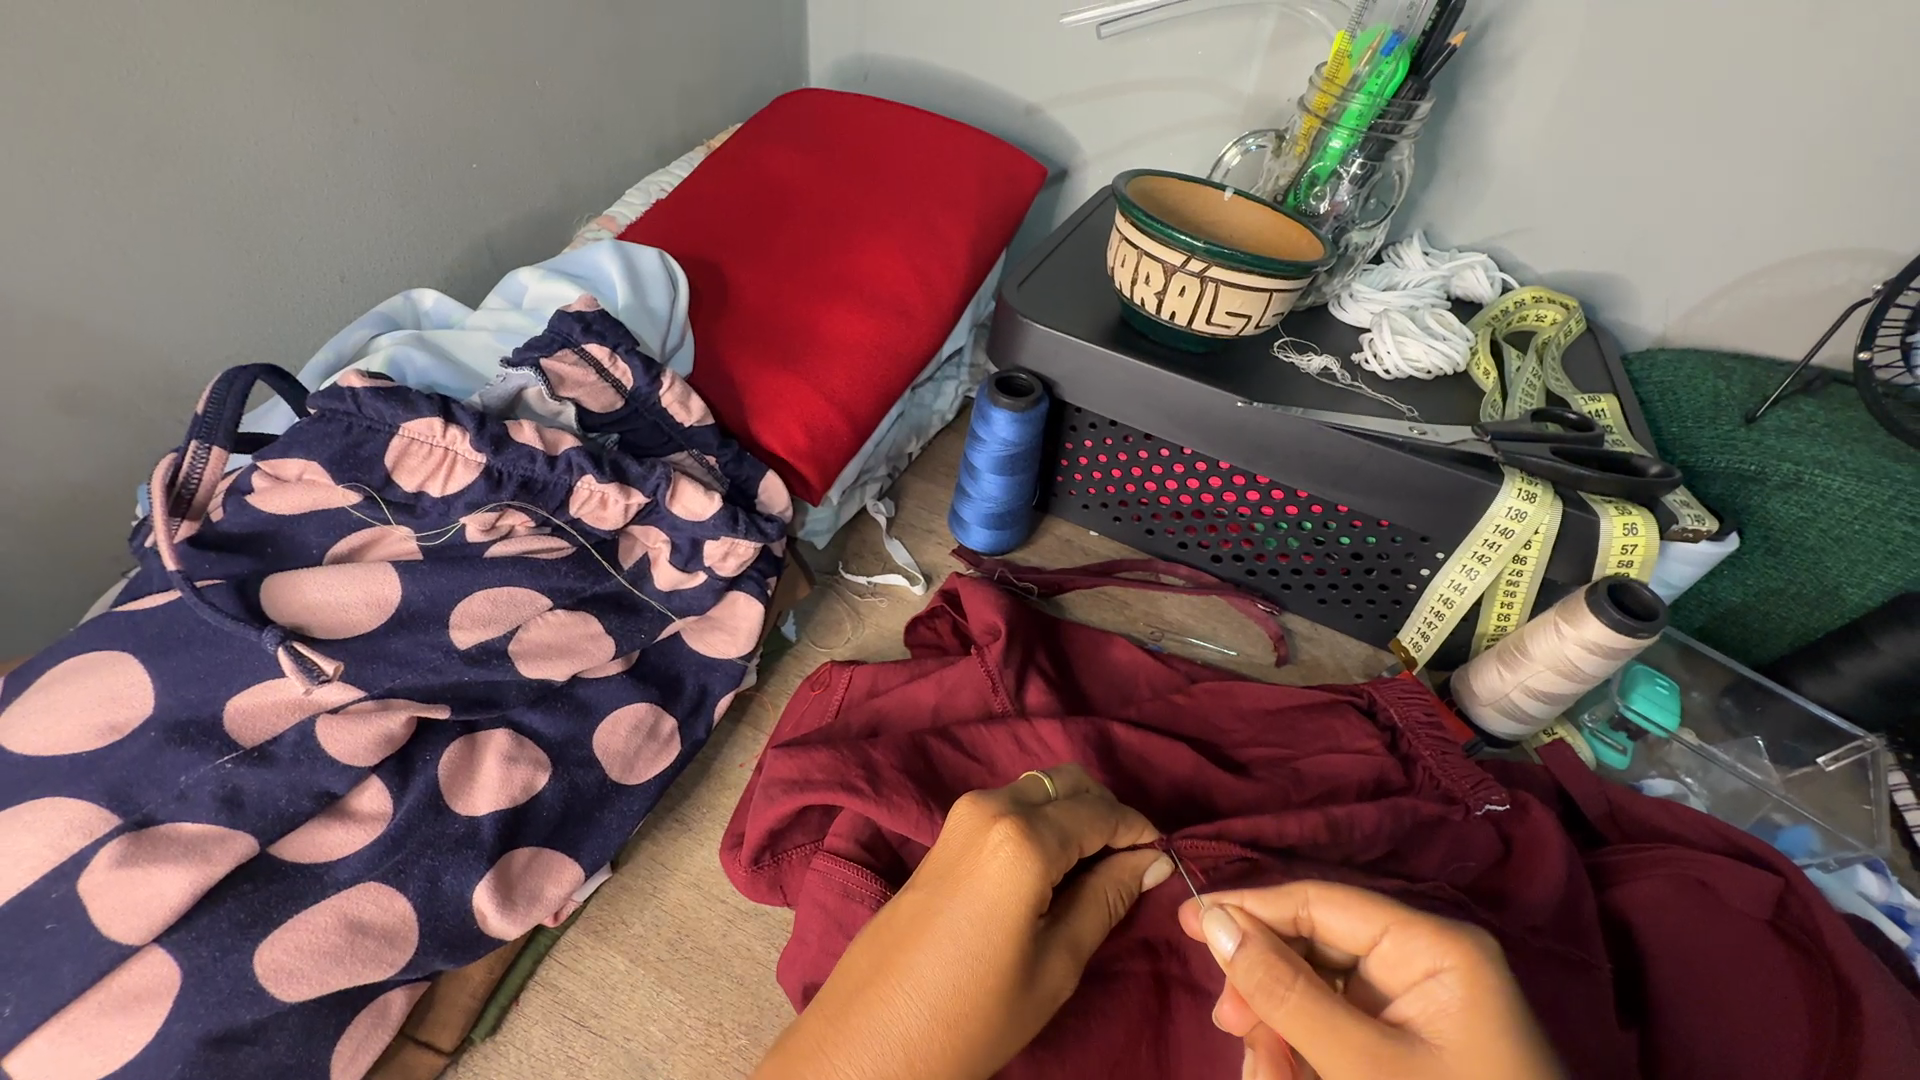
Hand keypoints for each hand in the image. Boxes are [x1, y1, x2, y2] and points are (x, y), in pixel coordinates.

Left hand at [752, 765, 1173, 1079]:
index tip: (1164, 859)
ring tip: (1096, 868)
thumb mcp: (1056, 964)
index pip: (1101, 812)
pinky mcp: (947, 829)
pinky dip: (1043, 819)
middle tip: (1132, 863)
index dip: (1139, 831)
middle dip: (1107, 813)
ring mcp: (963, 812)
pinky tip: (1055, 865)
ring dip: (1074, 813)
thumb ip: (1105, 898)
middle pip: (1068, 783)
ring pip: (1039, 789)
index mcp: (1022, 837)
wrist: (872, 1034)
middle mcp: (991, 806)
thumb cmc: (974, 1013)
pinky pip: (1011, 803)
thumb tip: (1151, 860)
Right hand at [1179, 881, 1562, 1079]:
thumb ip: (1285, 991)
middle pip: (1315, 944)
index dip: (1250, 908)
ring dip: (1280, 1026)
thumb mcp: (1364, 1069)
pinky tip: (1282, 1074)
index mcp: (1430, 945)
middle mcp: (1423, 959)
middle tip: (1229, 1025)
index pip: (1318, 901)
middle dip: (1267, 984)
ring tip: (1261, 1071)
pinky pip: (1337, 1024)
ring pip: (1319, 988)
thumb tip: (1213, 920)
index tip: (1187, 922)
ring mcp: (1417, 1003)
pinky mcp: (1410, 1042)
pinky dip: (1303, 1048)